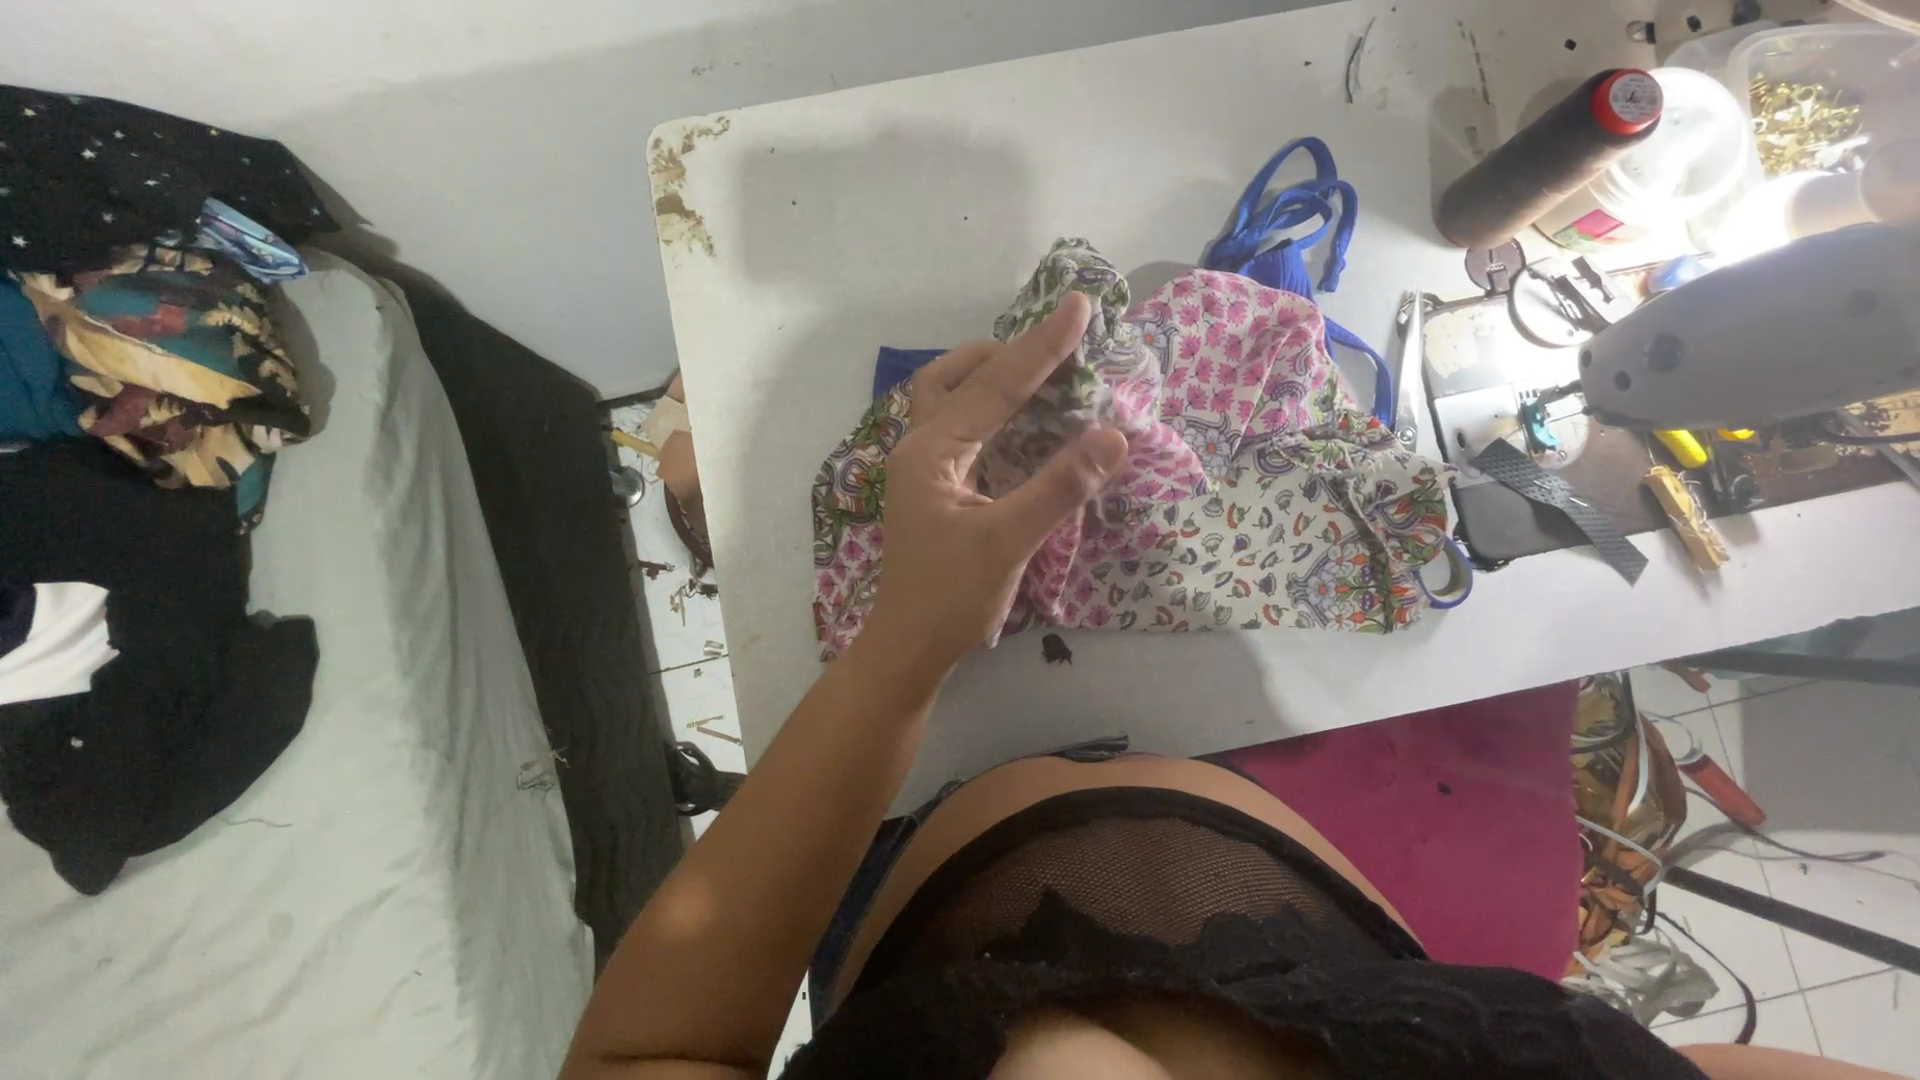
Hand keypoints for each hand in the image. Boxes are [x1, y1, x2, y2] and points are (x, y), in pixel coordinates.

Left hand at [855, 292, 1128, 674]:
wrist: (908, 649)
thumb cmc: (949, 599)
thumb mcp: (1007, 543)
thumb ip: (1058, 487)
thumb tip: (1113, 436)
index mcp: (929, 451)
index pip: (994, 387)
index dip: (1042, 346)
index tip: (1080, 306)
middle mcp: (918, 448)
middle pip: (955, 377)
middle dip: (1006, 354)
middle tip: (1057, 346)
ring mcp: (922, 468)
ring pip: (951, 400)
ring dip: (993, 379)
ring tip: (1041, 372)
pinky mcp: (935, 488)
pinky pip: (962, 429)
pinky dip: (992, 412)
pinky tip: (1023, 421)